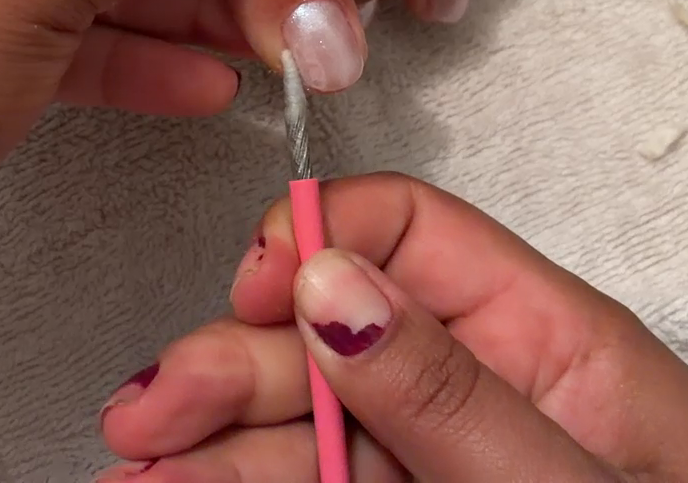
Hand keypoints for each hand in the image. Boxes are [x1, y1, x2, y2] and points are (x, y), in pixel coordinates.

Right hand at [95, 173, 687, 481]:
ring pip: (301, 415)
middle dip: (230, 360)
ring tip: (139, 473)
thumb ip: (456, 394)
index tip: (252, 287)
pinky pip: (308, 478)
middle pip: (329, 329)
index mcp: (548, 337)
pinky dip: (234, 481)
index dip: (319, 236)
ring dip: (210, 440)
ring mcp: (432, 453)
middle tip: (151, 414)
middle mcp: (478, 380)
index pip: (411, 228)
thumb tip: (330, 277)